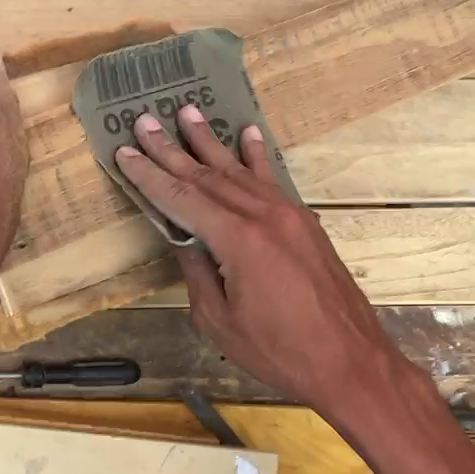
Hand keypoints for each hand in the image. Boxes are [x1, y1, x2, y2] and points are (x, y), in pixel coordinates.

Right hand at [112, 104, 414, 416]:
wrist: (349, 361)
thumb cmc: (278, 351)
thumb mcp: (218, 320)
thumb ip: (198, 272)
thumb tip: (185, 240)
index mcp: (237, 240)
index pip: (181, 199)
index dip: (149, 176)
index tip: (125, 152)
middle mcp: (264, 216)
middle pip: (206, 175)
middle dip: (171, 148)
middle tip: (145, 120)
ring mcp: (289, 215)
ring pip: (239, 170)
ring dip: (209, 141)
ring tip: (188, 112)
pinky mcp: (304, 223)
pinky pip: (272, 180)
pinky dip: (257, 156)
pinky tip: (248, 133)